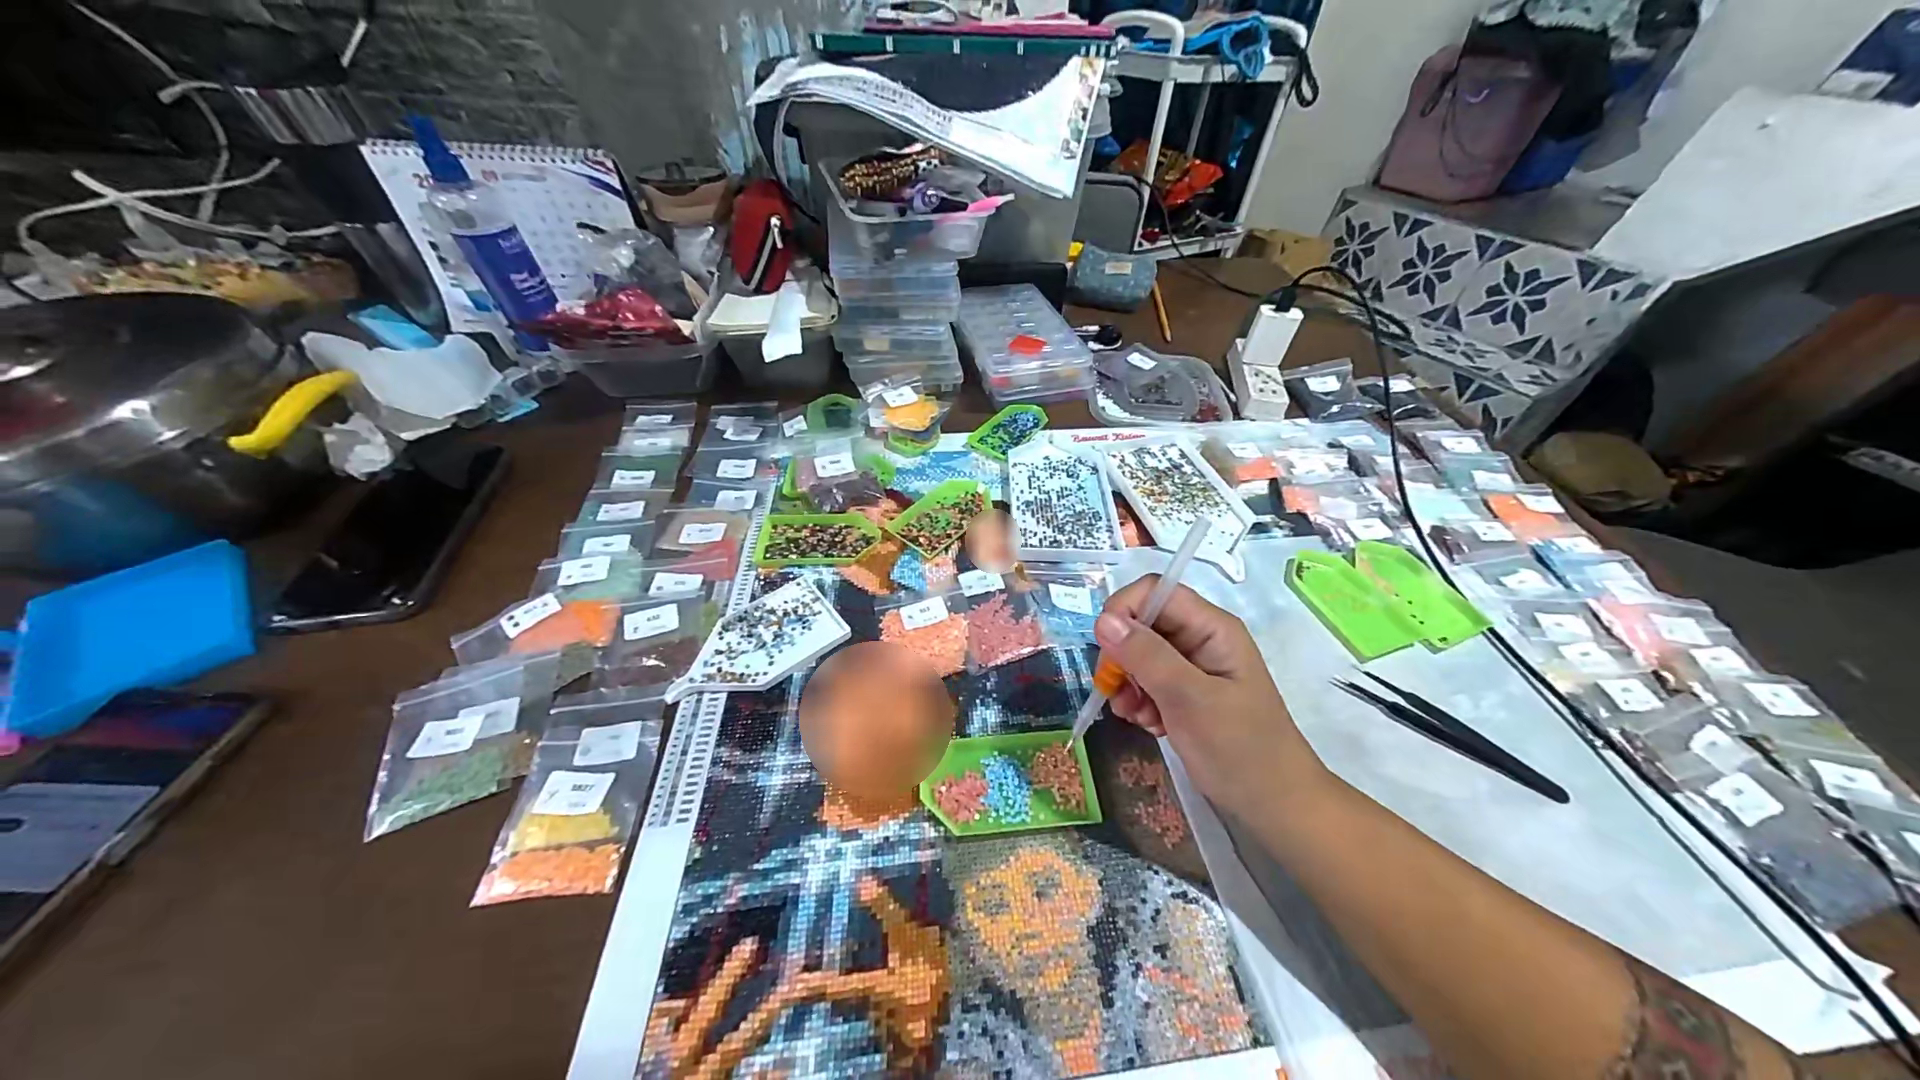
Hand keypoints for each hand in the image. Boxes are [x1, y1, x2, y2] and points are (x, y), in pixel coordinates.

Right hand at [1095, 579, 1325, 819]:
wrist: (1275, 805)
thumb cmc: (1240, 749)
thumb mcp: (1190, 699)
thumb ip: (1146, 656)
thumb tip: (1103, 619)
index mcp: (1211, 628)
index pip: (1155, 592)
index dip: (1123, 610)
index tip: (1105, 648)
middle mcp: (1200, 639)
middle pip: (1142, 623)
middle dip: (1121, 654)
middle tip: (1115, 691)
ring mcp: (1192, 667)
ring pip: (1138, 654)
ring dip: (1127, 682)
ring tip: (1136, 715)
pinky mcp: (1184, 692)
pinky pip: (1146, 680)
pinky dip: (1138, 699)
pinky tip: (1147, 724)